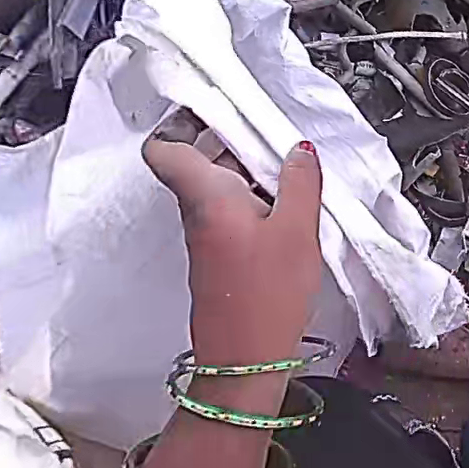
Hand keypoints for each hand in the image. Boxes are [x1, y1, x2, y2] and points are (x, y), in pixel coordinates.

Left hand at [144, 138, 322, 364]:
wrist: (248, 358)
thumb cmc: (268, 294)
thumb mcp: (297, 231)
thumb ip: (301, 184)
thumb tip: (299, 149)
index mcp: (208, 198)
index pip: (166, 149)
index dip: (185, 122)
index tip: (224, 110)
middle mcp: (201, 210)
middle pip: (206, 159)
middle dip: (244, 143)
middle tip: (286, 140)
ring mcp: (212, 232)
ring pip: (227, 184)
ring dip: (260, 172)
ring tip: (302, 172)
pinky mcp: (227, 251)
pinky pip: (240, 208)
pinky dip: (265, 198)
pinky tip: (298, 205)